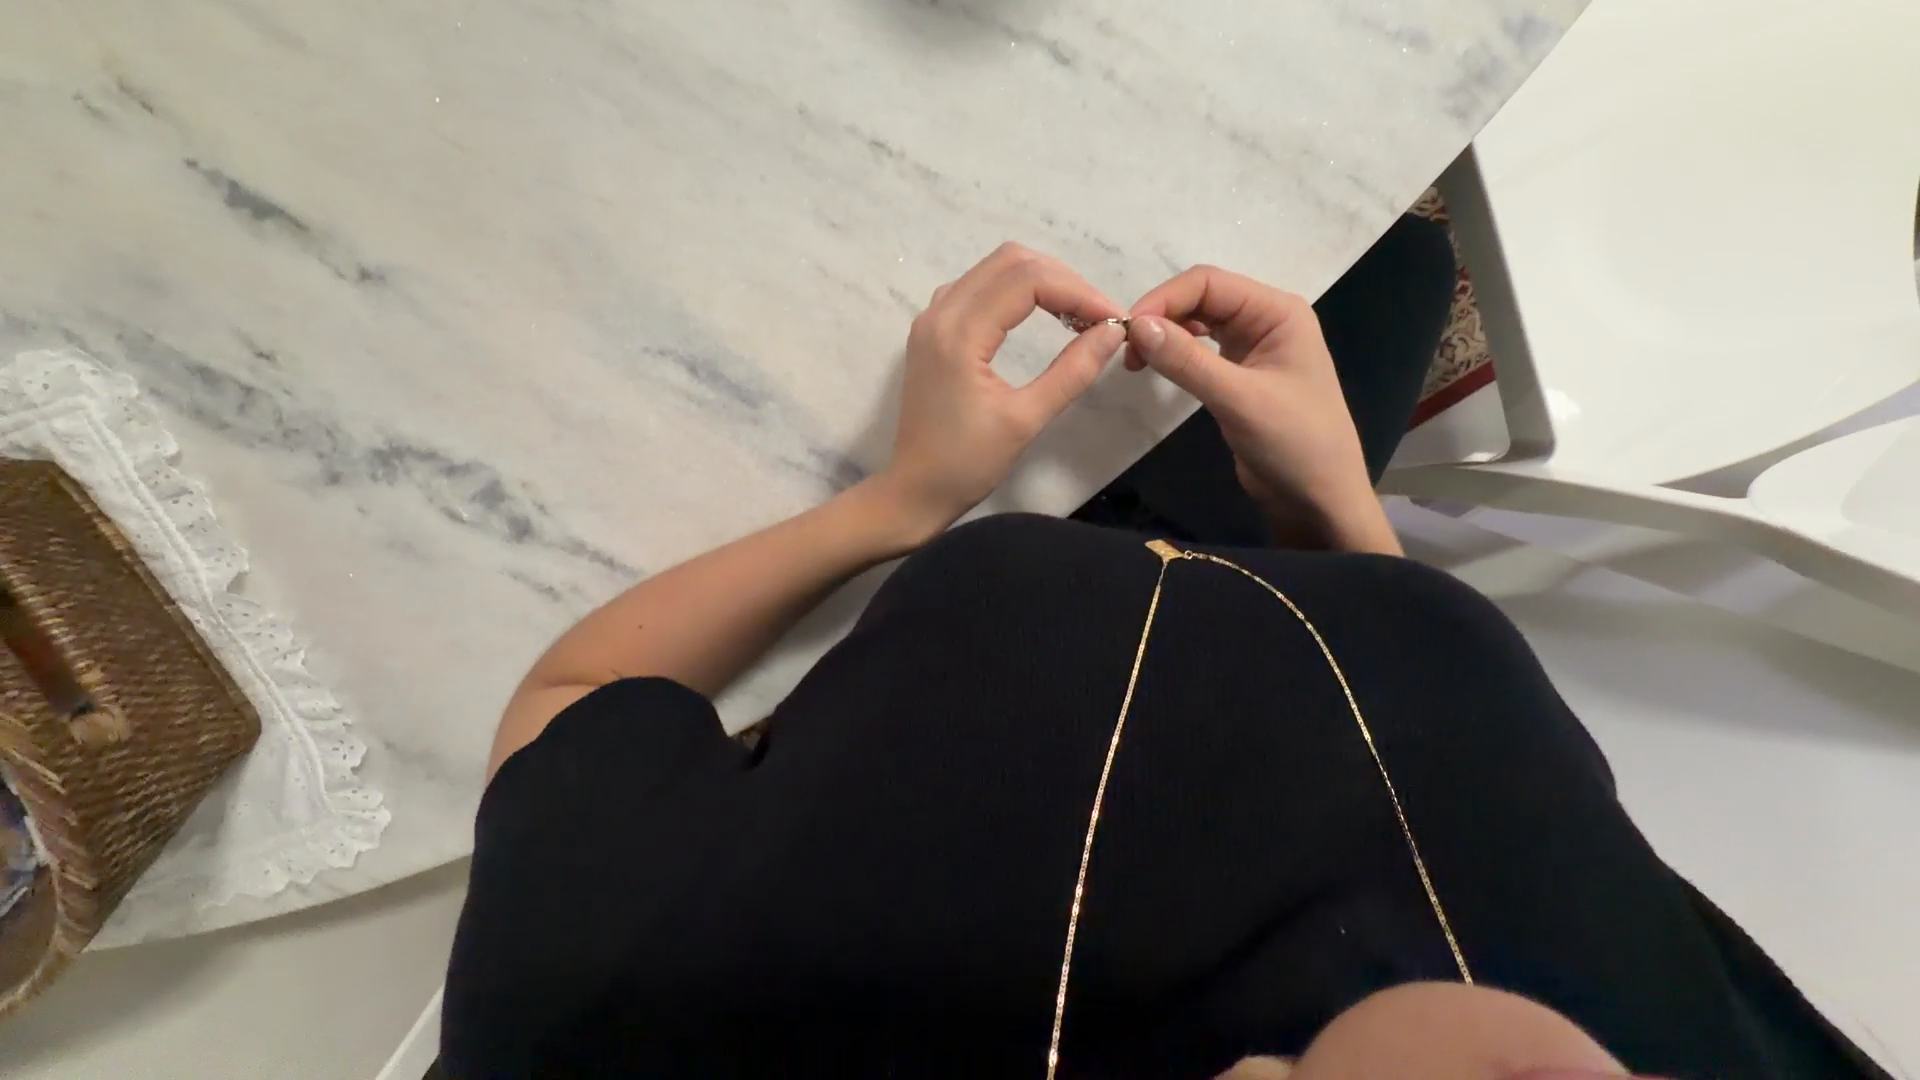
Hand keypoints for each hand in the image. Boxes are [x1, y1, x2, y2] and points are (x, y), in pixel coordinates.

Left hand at [879, 243, 1127, 540]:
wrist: (915, 491)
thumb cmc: (967, 464)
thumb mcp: (1025, 420)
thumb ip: (1072, 372)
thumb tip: (1112, 333)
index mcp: (958, 334)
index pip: (1027, 280)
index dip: (1078, 292)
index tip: (1111, 320)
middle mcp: (939, 313)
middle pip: (1010, 261)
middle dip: (1062, 280)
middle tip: (1096, 317)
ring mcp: (931, 320)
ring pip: (993, 270)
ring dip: (1038, 281)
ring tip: (1074, 316)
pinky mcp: (932, 333)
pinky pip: (977, 289)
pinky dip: (1013, 292)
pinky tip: (1037, 317)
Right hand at [1125, 266, 1398, 553]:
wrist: (1317, 498)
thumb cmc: (1293, 443)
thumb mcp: (1238, 399)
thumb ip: (1187, 360)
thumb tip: (1136, 326)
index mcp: (1277, 311)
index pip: (1209, 283)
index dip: (1164, 299)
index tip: (1128, 331)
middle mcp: (1264, 320)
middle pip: (1200, 297)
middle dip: (1160, 316)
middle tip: (1126, 351)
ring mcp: (1250, 347)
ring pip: (1195, 323)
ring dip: (1163, 335)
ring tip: (1135, 363)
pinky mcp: (1237, 374)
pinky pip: (1198, 350)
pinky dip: (1173, 354)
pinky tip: (1155, 368)